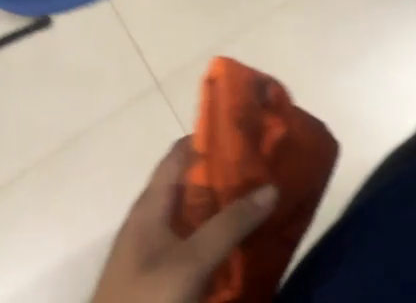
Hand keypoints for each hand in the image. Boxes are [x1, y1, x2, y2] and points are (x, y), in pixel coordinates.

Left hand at [91, 139, 277, 302]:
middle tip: (269, 164)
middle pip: (193, 182)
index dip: (212, 136)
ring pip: (197, 213)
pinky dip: (221, 233)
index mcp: (149, 206)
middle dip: (230, 171)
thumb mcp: (190, 262)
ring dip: (228, 203)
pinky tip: (247, 238)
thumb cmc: (144, 301)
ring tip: (266, 195)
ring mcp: (156, 249)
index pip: (180, 153)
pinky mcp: (164, 274)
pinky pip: (198, 241)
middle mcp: (152, 220)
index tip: (250, 129)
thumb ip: (230, 224)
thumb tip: (272, 186)